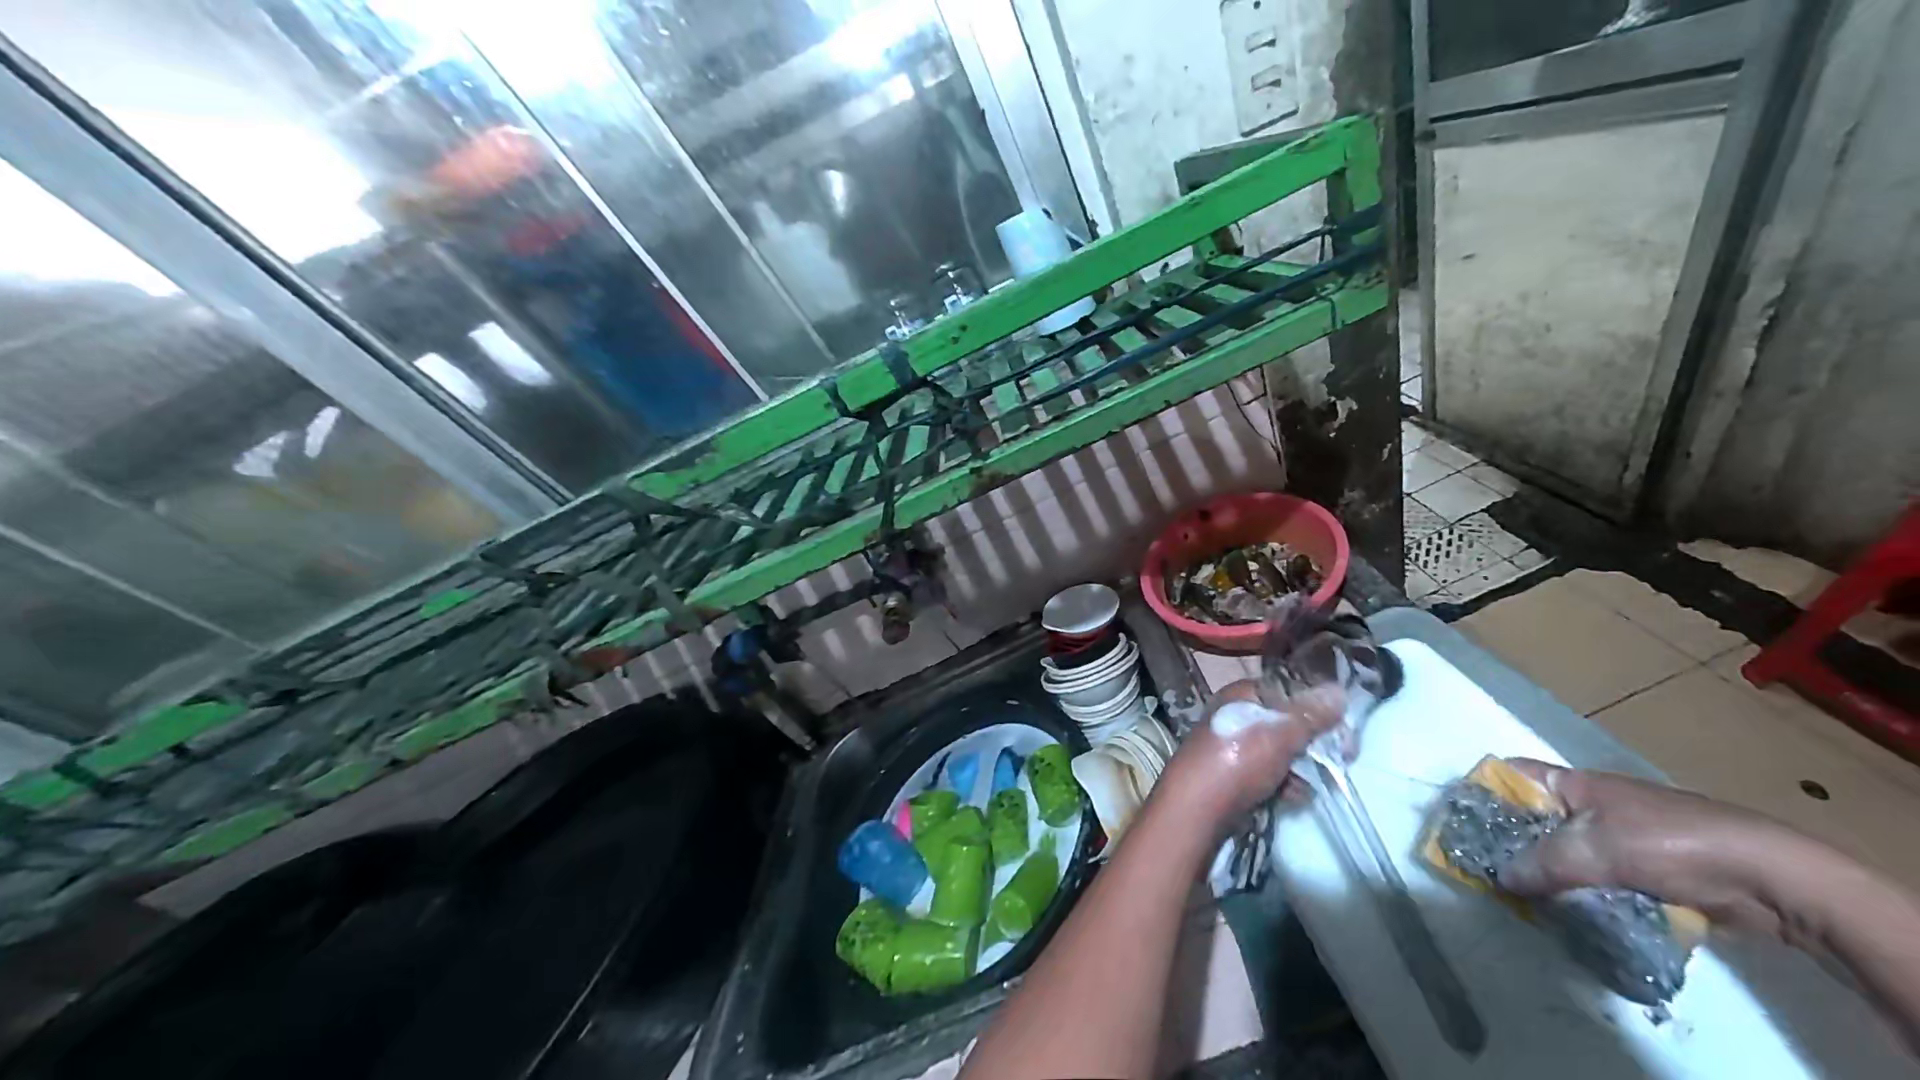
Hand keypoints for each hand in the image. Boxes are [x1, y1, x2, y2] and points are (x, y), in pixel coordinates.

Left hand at [1155, 678, 1343, 826]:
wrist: (1197, 809)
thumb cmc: (1238, 760)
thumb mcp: (1279, 732)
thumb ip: (1311, 713)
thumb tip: (1339, 691)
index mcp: (1241, 695)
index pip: (1287, 689)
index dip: (1318, 703)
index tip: (1345, 723)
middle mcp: (1236, 716)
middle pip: (1286, 722)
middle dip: (1314, 739)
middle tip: (1343, 755)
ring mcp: (1234, 747)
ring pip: (1281, 750)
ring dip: (1303, 765)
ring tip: (1321, 778)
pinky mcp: (1236, 777)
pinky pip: (1270, 774)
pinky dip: (1286, 783)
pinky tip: (1297, 796)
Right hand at [1497, 759, 1832, 938]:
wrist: (1772, 878)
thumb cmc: (1672, 842)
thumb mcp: (1596, 849)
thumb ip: (1542, 862)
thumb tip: (1501, 878)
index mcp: (1574, 785)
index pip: (1512, 775)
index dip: (1483, 790)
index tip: (1460, 819)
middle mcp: (1590, 805)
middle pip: (1532, 817)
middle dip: (1508, 841)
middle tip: (1484, 867)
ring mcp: (1617, 837)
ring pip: (1561, 851)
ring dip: (1543, 872)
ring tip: (1520, 896)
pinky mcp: (1641, 870)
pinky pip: (1591, 877)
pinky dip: (1576, 891)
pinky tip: (1563, 909)